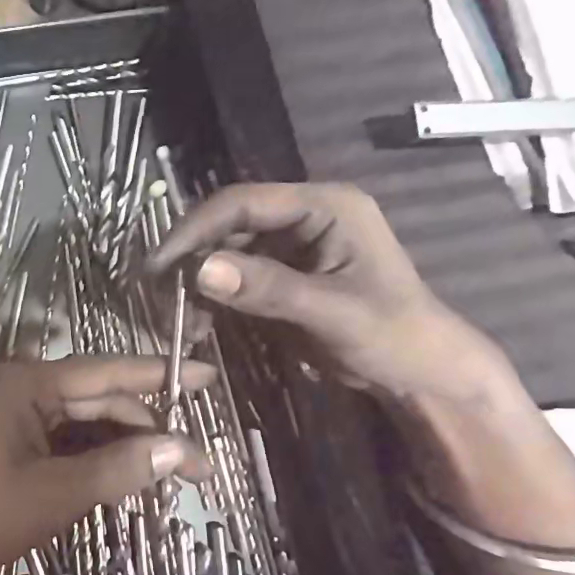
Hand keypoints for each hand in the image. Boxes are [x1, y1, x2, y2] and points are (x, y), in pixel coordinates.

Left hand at [0, 357, 214, 574]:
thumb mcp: (56, 493)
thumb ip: (119, 468)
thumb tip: (179, 450)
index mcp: (31, 384)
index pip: (110, 372)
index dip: (162, 374)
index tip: (208, 376)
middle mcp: (28, 389)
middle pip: (104, 401)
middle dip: (150, 430)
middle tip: (195, 467)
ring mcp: (22, 416)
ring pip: (92, 424)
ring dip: (129, 447)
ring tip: (171, 477)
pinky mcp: (20, 442)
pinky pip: (73, 442)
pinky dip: (103, 459)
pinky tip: (132, 479)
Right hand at [147, 183, 514, 407]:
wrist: (418, 371)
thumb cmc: (392, 334)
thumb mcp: (332, 312)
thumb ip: (269, 289)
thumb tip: (199, 270)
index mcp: (324, 206)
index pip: (244, 203)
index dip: (196, 229)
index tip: (158, 264)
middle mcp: (302, 218)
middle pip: (229, 227)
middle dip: (191, 261)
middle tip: (156, 298)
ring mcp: (291, 248)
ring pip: (226, 254)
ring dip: (197, 285)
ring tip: (176, 321)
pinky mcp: (282, 277)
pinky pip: (235, 280)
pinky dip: (212, 302)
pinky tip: (198, 327)